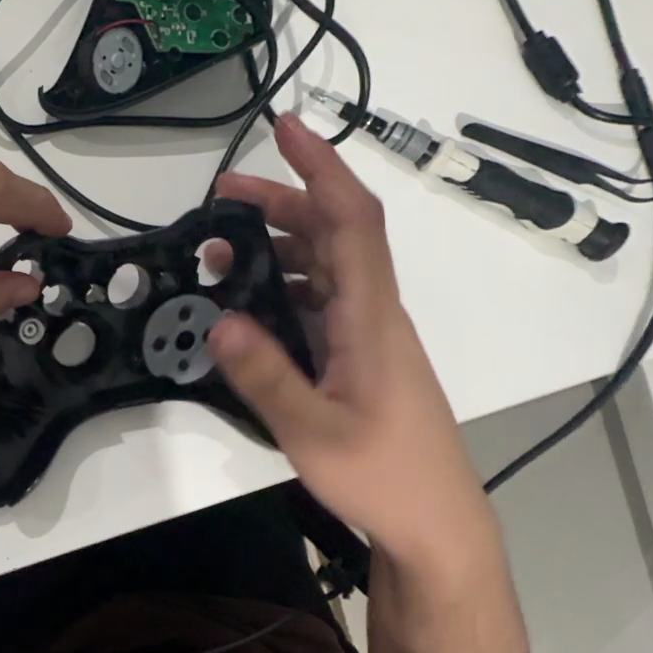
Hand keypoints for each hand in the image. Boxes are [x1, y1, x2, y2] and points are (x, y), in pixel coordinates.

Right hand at [206, 115, 493, 565]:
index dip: (319, 169)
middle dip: (281, 203)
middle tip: (219, 201)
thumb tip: (220, 321)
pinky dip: (285, 291)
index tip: (282, 131)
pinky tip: (251, 310)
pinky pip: (322, 307)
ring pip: (327, 271)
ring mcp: (369, 339)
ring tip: (222, 255)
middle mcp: (373, 316)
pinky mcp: (360, 362)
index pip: (351, 221)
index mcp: (370, 319)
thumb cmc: (382, 475)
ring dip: (279, 249)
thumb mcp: (312, 430)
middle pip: (335, 236)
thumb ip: (265, 376)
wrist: (434, 520)